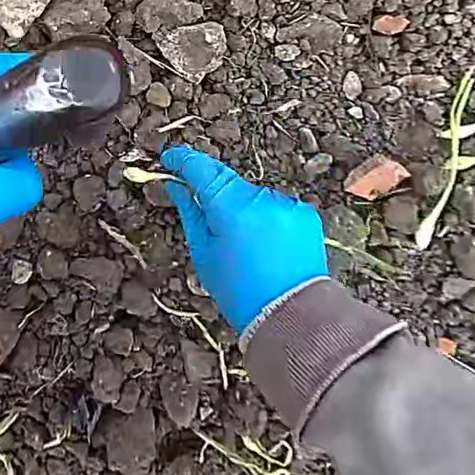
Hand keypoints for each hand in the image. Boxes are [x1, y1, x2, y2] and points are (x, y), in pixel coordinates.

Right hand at [162, 145, 327, 332]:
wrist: (291, 316)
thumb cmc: (240, 292)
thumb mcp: (203, 253)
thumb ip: (190, 211)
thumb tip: (176, 185)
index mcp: (230, 206)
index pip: (201, 168)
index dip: (182, 159)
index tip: (170, 158)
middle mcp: (260, 197)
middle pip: (228, 183)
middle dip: (217, 196)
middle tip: (212, 225)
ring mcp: (285, 203)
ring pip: (253, 197)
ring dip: (245, 210)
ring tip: (246, 247)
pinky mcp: (304, 212)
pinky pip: (276, 207)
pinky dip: (268, 220)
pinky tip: (268, 247)